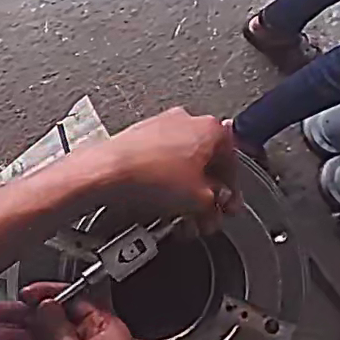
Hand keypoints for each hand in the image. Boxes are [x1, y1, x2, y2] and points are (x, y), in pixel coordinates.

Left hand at [77, 107, 240, 232]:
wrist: (107, 170)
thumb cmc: (149, 174)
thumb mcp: (199, 199)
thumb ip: (217, 203)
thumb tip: (215, 205)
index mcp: (208, 128)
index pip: (232, 162)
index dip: (231, 191)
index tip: (226, 207)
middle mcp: (184, 121)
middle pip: (205, 164)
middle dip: (206, 195)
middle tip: (205, 216)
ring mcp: (159, 127)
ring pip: (182, 165)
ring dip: (186, 193)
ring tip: (183, 217)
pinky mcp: (138, 139)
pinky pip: (160, 163)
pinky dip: (165, 183)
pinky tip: (162, 204)